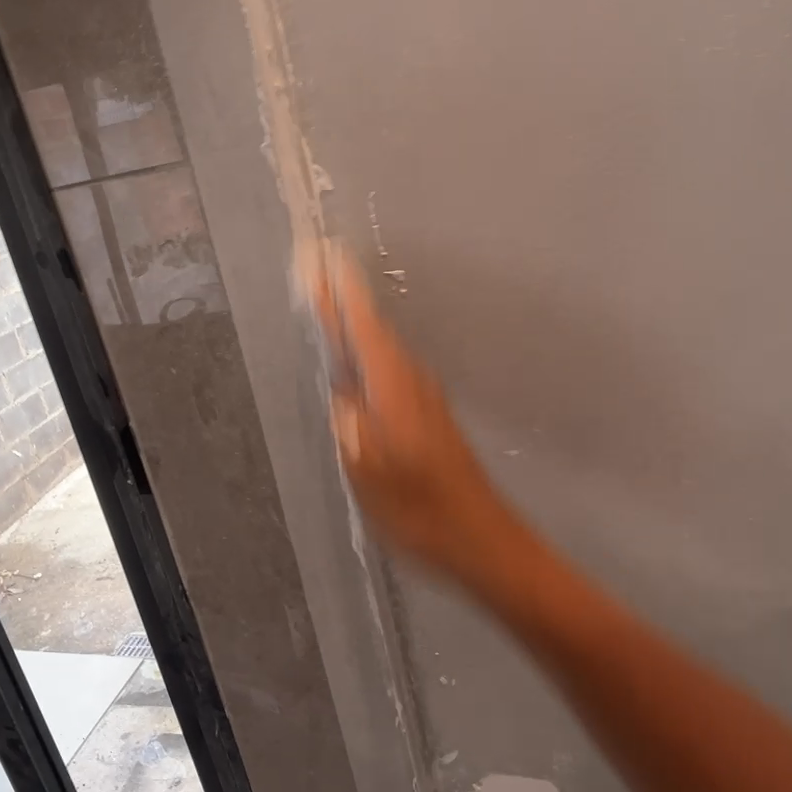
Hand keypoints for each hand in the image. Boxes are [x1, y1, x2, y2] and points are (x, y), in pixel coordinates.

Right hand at [302, 244, 514, 582]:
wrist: (480, 538)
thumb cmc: (419, 508)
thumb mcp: (367, 469)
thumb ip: (349, 422)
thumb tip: (340, 391)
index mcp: (392, 385)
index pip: (360, 322)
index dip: (338, 289)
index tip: (320, 254)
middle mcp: (410, 381)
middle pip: (371, 331)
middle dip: (342, 302)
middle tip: (311, 275)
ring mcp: (423, 398)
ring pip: (380, 353)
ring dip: (354, 332)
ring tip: (323, 315)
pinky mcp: (429, 417)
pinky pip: (388, 375)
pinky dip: (367, 362)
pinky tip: (352, 376)